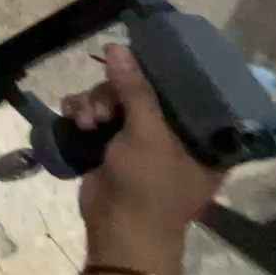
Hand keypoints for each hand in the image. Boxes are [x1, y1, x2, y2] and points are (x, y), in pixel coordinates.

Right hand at [68, 44, 225, 274]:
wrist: (119, 228)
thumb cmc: (150, 186)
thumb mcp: (146, 135)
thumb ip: (133, 91)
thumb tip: (117, 46)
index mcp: (201, 138)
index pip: (185, 92)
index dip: (159, 74)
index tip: (134, 60)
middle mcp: (174, 135)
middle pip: (138, 93)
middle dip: (111, 96)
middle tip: (101, 112)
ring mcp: (139, 140)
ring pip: (110, 101)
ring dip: (91, 105)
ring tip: (84, 122)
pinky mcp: (110, 145)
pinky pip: (93, 114)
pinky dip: (80, 113)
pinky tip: (74, 121)